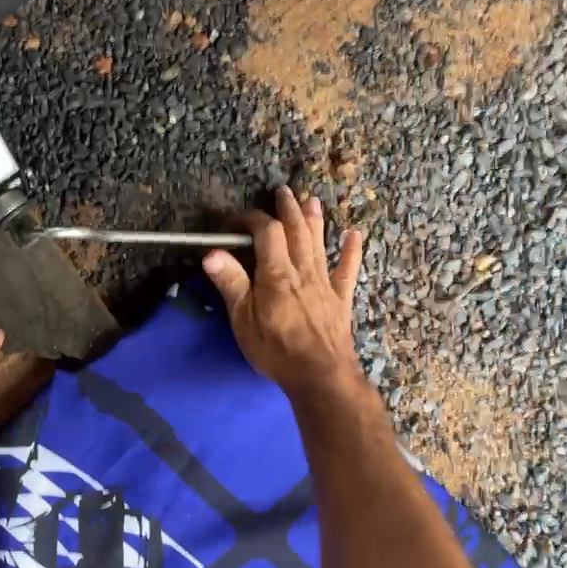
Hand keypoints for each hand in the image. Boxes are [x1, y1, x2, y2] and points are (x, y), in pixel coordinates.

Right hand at [203, 186, 365, 398]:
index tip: (235, 220)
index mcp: (275, 274)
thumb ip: (231, 284)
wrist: (321, 375)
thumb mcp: (243, 320)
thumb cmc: (276, 350)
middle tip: (282, 192)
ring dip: (315, 220)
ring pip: (319, 243)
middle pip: (296, 231)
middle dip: (287, 209)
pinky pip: (348, 270)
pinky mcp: (340, 299)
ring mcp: (325, 284)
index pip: (265, 233)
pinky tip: (354, 235)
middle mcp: (302, 271)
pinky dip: (351, 251)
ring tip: (311, 200)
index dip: (251, 220)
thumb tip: (211, 253)